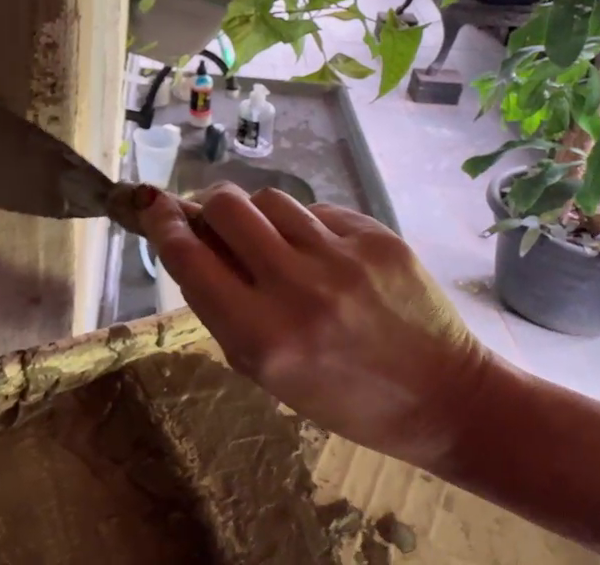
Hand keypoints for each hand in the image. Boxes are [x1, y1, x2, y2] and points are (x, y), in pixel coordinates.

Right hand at [138, 183, 496, 466]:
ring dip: (259, 216)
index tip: (152, 206)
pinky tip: (324, 256)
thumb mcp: (258, 367)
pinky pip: (317, 209)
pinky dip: (307, 226)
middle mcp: (298, 291)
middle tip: (218, 225)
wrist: (447, 400)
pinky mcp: (379, 240)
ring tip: (278, 243)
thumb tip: (181, 236)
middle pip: (224, 206)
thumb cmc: (338, 395)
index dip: (161, 222)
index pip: (187, 255)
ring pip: (268, 199)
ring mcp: (343, 261)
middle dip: (209, 208)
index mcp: (261, 335)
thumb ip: (215, 302)